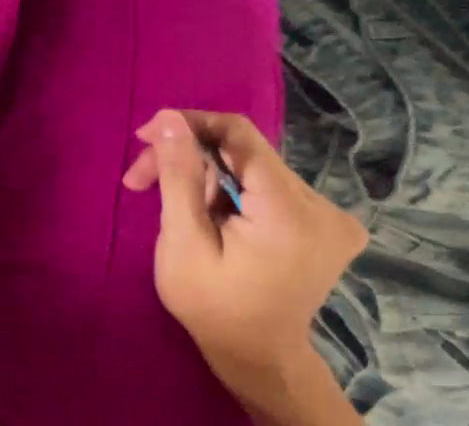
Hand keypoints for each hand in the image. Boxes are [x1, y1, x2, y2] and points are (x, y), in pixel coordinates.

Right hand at [123, 110, 368, 411]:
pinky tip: (201, 208)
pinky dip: (223, 186)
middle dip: (184, 156)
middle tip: (139, 180)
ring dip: (200, 172)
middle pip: (240, 151)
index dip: (187, 124)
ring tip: (161, 195)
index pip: (239, 134)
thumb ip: (180, 174)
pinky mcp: (323, 223)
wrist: (256, 352)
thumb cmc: (210, 300)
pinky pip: (262, 182)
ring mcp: (329, 217)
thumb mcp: (183, 237)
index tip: (143, 139)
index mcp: (291, 213)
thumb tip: (169, 117)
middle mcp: (324, 208)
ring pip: (247, 164)